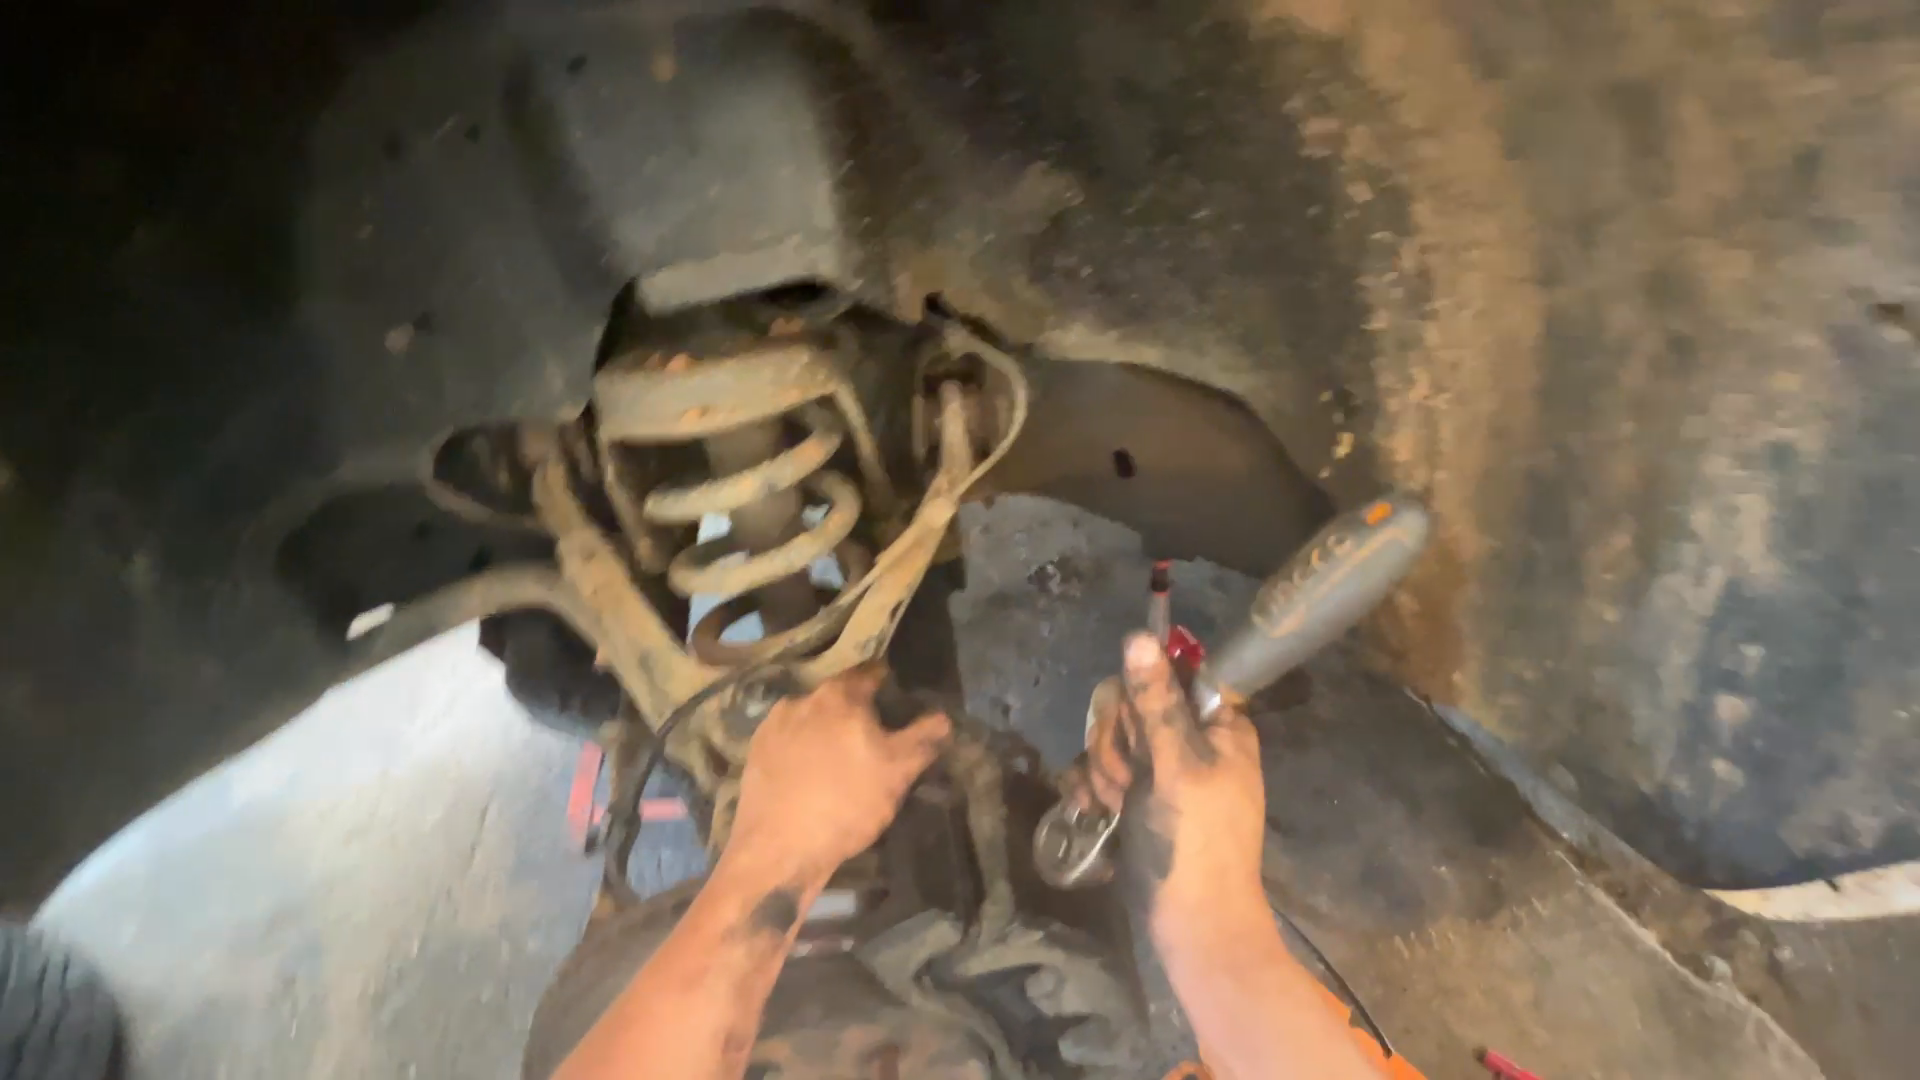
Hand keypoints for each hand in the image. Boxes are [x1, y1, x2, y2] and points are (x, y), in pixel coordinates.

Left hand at [724, 667, 951, 885]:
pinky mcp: (755, 752)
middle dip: (857, 711)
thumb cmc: (846, 804)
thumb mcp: (898, 773)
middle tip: (874, 738)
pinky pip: (790, 741)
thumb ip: (923, 738)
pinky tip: (812, 776)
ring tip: (840, 761)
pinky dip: (803, 750)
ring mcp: (773, 725)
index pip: (870, 672)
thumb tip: (944, 717)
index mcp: (840, 695)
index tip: (898, 701)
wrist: (778, 851)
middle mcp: (803, 698)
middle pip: (839, 696)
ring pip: (813, 718)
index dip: (888, 684)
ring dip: (827, 730)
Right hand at [1087, 634, 1267, 940]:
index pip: (1165, 673)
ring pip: (1109, 734)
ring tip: (1118, 803)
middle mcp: (1189, 737)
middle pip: (1128, 702)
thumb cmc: (1195, 841)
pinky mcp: (1136, 791)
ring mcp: (1160, 766)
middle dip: (1116, 741)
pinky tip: (1099, 809)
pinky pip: (1100, 765)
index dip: (1140, 696)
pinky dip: (1095, 786)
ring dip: (1104, 768)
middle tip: (1129, 778)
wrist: (1191, 926)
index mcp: (1216, 723)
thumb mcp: (1177, 765)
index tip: (1137, 728)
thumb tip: (1137, 635)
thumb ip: (1155, 700)